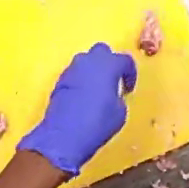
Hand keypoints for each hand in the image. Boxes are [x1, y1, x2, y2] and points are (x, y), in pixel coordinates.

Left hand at [18, 43, 137, 174]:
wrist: (64, 135)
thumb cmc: (98, 122)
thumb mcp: (119, 112)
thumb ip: (118, 96)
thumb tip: (112, 95)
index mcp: (108, 64)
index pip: (124, 59)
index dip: (130, 73)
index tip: (128, 88)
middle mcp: (88, 61)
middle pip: (102, 51)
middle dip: (108, 63)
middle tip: (112, 81)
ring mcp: (71, 70)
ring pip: (85, 61)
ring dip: (93, 71)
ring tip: (97, 91)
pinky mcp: (59, 81)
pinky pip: (74, 75)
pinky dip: (80, 81)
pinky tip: (83, 98)